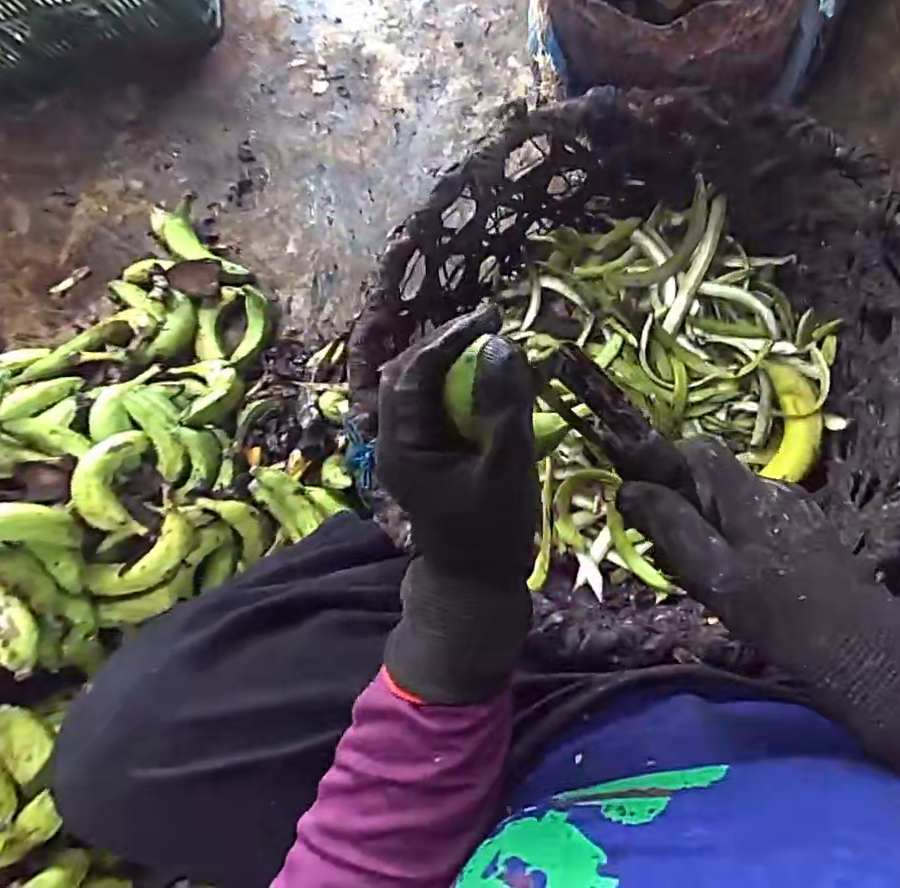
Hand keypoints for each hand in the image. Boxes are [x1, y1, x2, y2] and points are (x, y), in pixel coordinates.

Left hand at [376, 306, 536, 702]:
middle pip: (406, 373)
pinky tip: (481, 373)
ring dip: (448, 359)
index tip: (487, 319)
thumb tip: (501, 345)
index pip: (412, 375)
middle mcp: (392, 440)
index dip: (447, 340)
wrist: (474, 581)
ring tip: (487, 342)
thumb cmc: (492, 531)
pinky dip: (454, 380)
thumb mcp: (507, 469)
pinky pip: (431, 401)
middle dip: (444, 344)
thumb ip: (505, 408)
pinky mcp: (422, 447)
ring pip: (416, 384)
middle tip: (488, 326)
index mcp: (401, 447)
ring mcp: (405, 444)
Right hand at [618, 439, 899, 817]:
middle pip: (715, 474)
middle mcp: (773, 488)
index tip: (650, 500)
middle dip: (686, 500)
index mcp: (747, 493)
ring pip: (734, 499)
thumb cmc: (781, 617)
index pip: (699, 449)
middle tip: (675, 547)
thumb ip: (671, 527)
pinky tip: (742, 576)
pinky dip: (736, 536)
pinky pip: (755, 519)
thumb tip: (628, 490)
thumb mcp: (714, 576)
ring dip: (710, 521)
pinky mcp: (808, 532)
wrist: (869, 657)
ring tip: (707, 570)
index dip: (668, 464)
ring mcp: (795, 509)